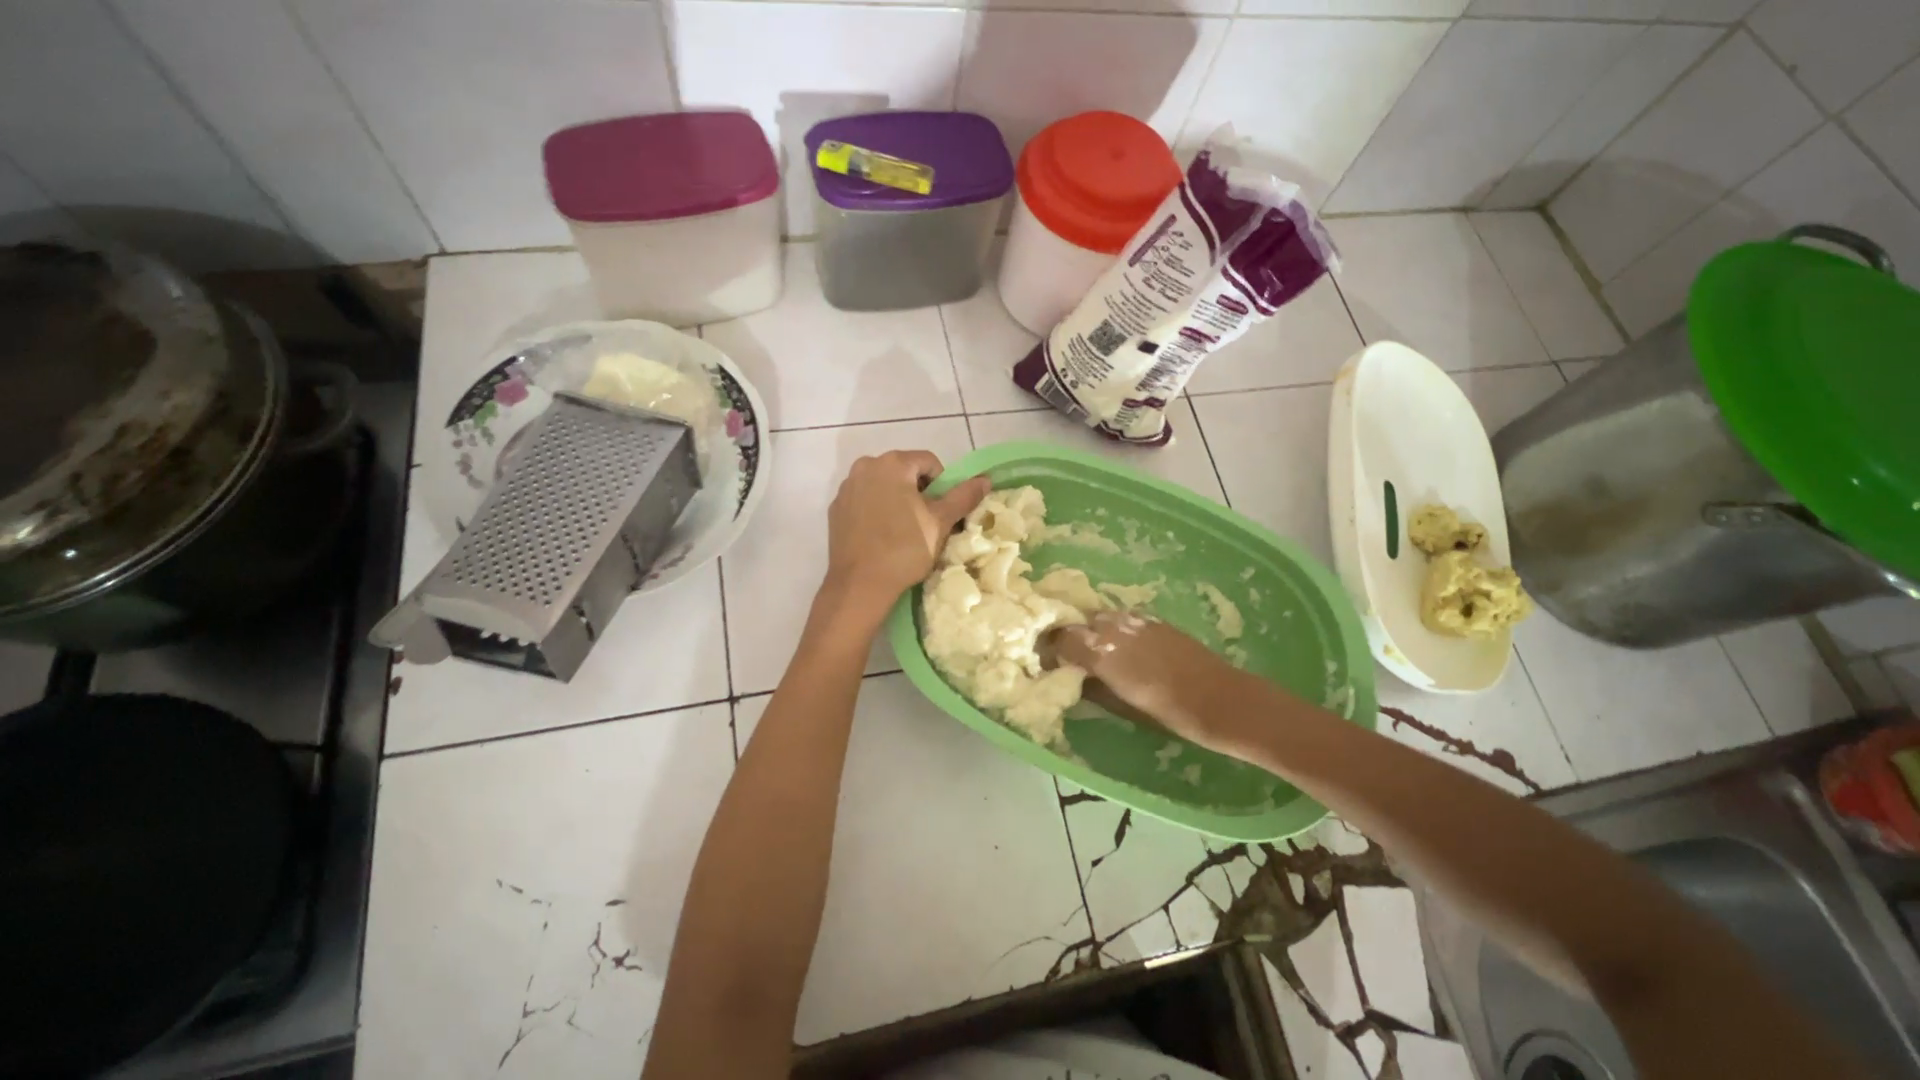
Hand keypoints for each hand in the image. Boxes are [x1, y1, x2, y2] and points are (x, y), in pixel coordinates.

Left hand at [822, 451, 990, 616]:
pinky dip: (876, 511)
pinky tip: (882, 536)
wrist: (860, 584)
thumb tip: (985, 480)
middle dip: (918, 492)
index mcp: (892, 463)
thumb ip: (963, 496)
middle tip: (926, 523)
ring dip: (897, 500)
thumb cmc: (905, 548)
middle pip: (903, 472)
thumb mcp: (941, 521)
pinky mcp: (836, 510)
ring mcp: (846, 488)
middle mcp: (864, 467)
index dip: (942, 485)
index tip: (943, 512)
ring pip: (882, 486)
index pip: (928, 462)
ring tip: (904, 531)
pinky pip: (864, 502)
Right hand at [1046, 613, 1245, 746]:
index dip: (1050, 649)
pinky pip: (1126, 622)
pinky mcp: (1158, 622)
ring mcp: (1138, 621)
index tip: (1048, 663)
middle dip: (1072, 638)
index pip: (1060, 638)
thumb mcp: (1122, 706)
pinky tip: (1127, 652)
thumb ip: (1093, 687)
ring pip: (1104, 619)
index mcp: (1101, 651)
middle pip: (1081, 624)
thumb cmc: (1168, 713)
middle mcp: (1115, 628)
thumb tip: (1074, 677)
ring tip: (1100, 656)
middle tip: (1072, 660)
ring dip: (1096, 633)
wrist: (1221, 701)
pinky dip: (1118, 632)